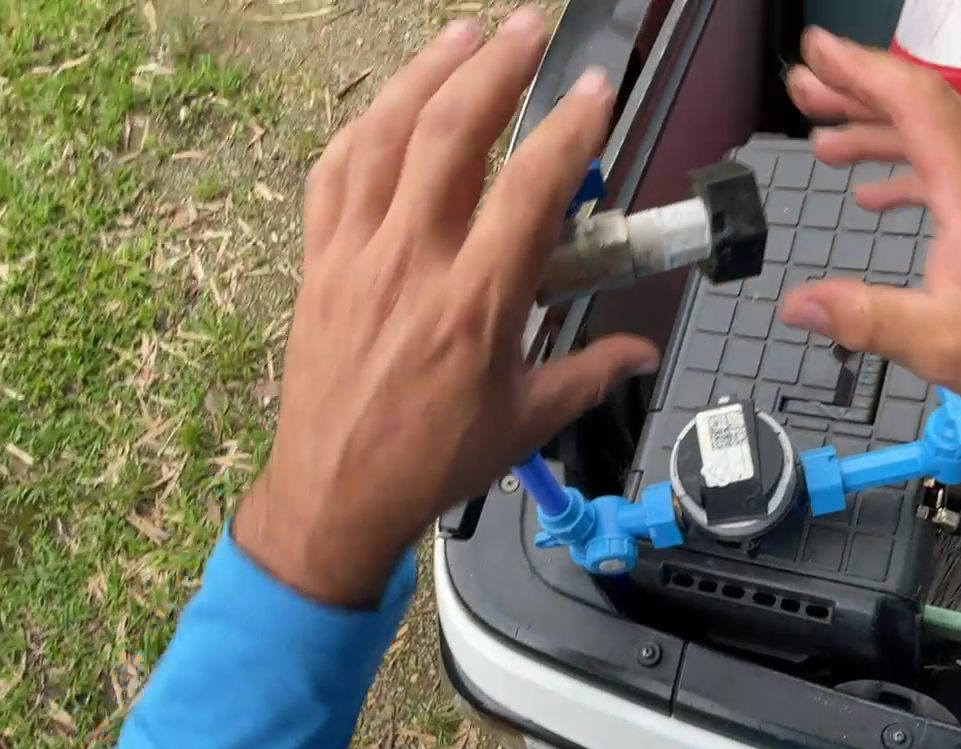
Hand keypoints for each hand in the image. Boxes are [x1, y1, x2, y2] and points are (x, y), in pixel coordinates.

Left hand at [235, 9, 659, 606]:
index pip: (530, 191)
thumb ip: (590, 376)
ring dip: (428, 72)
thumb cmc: (437, 461)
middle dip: (497, 67)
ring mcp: (356, 254)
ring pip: (386, 134)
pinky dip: (365, 125)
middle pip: (453, 133)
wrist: (341, 491)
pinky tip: (389, 105)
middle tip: (529, 28)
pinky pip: (335, 171)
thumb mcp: (527, 422)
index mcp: (476, 305)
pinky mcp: (320, 261)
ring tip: (464, 35)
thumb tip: (641, 356)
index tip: (597, 91)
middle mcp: (413, 262)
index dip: (569, 131)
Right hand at [778, 28, 960, 423]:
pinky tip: (874, 194)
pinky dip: (907, 170)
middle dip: (857, 92)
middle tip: (804, 89)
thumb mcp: (937, 343)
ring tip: (824, 141)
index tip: (816, 53)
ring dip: (878, 131)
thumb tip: (795, 305)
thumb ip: (862, 318)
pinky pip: (951, 169)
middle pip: (923, 107)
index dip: (861, 71)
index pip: (916, 103)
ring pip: (937, 136)